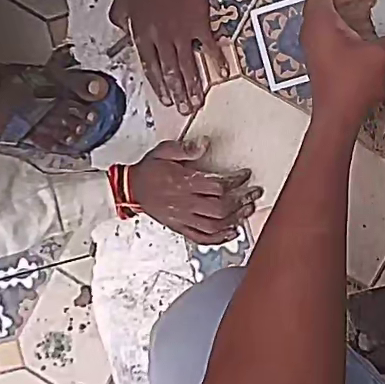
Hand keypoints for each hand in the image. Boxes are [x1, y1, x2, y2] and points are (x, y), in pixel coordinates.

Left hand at [112, 0, 228, 115]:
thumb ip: (122, 17)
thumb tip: (120, 28)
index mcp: (142, 33)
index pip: (150, 66)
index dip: (158, 85)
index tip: (166, 100)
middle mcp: (161, 37)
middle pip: (169, 72)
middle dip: (178, 93)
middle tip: (185, 110)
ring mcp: (180, 32)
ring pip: (186, 65)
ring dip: (193, 85)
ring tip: (199, 101)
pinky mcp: (198, 24)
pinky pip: (207, 48)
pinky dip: (215, 61)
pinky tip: (220, 74)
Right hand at [123, 139, 262, 244]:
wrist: (130, 189)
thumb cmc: (149, 170)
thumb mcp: (164, 151)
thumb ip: (185, 149)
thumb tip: (205, 144)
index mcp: (184, 183)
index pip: (218, 185)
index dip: (236, 181)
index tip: (246, 175)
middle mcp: (185, 203)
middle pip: (221, 208)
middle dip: (242, 201)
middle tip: (254, 194)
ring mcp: (183, 218)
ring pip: (214, 225)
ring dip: (235, 219)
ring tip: (248, 211)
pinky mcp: (180, 227)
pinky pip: (201, 238)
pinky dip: (219, 238)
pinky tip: (232, 233)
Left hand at [301, 0, 384, 132]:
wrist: (337, 116)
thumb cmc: (349, 87)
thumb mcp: (380, 55)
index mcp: (320, 17)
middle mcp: (313, 25)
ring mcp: (316, 40)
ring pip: (329, 6)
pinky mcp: (324, 52)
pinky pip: (334, 22)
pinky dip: (349, 13)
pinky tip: (368, 16)